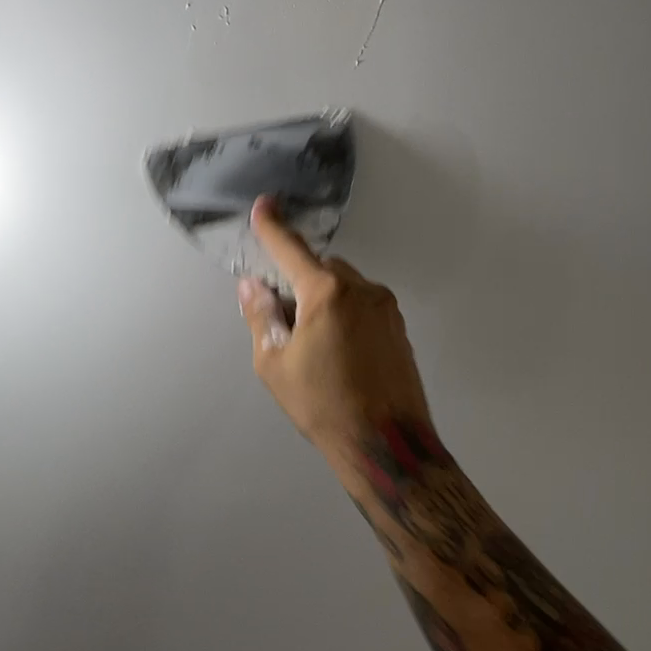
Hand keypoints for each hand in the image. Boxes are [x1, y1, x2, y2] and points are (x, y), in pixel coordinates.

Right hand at [238, 195, 433, 449]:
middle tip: (282, 318)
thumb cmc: (323, 406)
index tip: (263, 205)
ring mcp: (385, 308)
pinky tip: (335, 350)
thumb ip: (262, 316)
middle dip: (298, 280)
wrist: (386, 445)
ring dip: (322, 298)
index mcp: (326, 294)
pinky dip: (343, 312)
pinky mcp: (397, 327)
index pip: (291, 249)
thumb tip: (252, 286)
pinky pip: (362, 304)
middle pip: (321, 268)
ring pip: (344, 285)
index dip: (272, 227)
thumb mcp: (274, 363)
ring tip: (310, 343)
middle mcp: (361, 291)